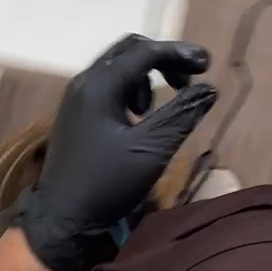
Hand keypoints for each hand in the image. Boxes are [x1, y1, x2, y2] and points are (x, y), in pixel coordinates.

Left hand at [14, 35, 218, 270]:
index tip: (208, 65)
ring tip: (159, 109)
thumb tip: (210, 88)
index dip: (179, 53)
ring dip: (146, 77)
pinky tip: (140, 119)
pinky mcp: (77, 113)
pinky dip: (131, 91)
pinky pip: (108, 86)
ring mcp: (77, 97)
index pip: (145, 51)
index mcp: (99, 85)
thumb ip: (182, 114)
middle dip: (163, 60)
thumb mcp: (152, 149)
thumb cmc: (107, 183)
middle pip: (129, 50)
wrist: (61, 219)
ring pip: (118, 67)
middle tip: (188, 81)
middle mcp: (84, 82)